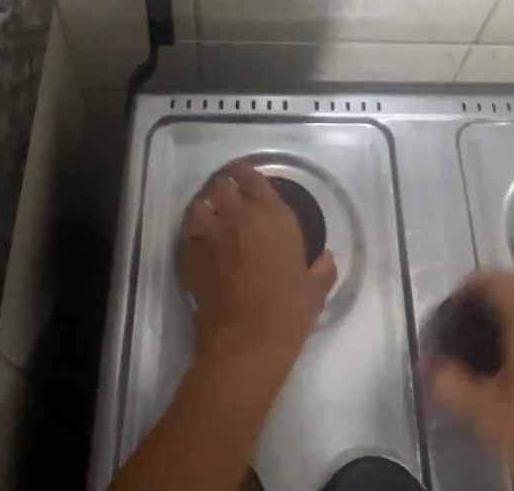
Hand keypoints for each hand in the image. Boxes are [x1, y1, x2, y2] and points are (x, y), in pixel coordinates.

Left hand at [183, 161, 337, 371]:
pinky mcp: (191, 257)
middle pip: (222, 185)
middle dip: (224, 185)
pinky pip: (189, 233)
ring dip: (205, 206)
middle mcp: (238, 216)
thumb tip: (325, 258)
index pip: (253, 178)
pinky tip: (200, 240)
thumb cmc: (287, 311)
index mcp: (272, 215)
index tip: (244, 172)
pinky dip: (193, 232)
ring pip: (199, 205)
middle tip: (228, 191)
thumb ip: (322, 268)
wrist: (246, 342)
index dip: (246, 171)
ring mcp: (210, 235)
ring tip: (210, 212)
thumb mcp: (315, 289)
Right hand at [426, 272, 513, 490]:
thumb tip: (424, 366)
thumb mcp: (483, 409)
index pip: (492, 280)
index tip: (448, 311)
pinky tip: (510, 355)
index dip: (465, 289)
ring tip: (484, 334)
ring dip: (510, 305)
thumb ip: (449, 382)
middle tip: (467, 315)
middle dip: (489, 291)